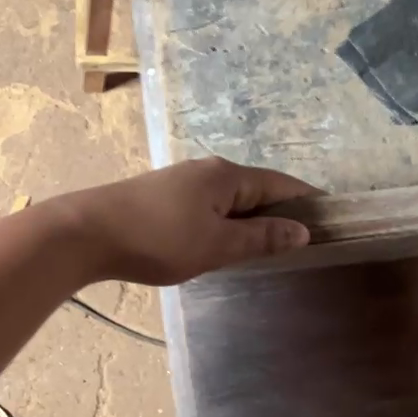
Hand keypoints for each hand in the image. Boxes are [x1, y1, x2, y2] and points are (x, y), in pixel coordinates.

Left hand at [46, 157, 321, 284]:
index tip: (332, 219)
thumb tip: (303, 230)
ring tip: (269, 247)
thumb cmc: (157, 239)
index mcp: (227, 176)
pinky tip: (224, 242)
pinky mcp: (163, 196)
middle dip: (281, 211)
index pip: (281, 184)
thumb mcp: (216, 245)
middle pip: (256, 189)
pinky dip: (226, 222)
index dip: (308, 201)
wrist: (85, 233)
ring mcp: (183, 181)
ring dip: (251, 219)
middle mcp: (208, 170)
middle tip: (304, 242)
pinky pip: (209, 206)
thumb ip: (261, 238)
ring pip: (230, 199)